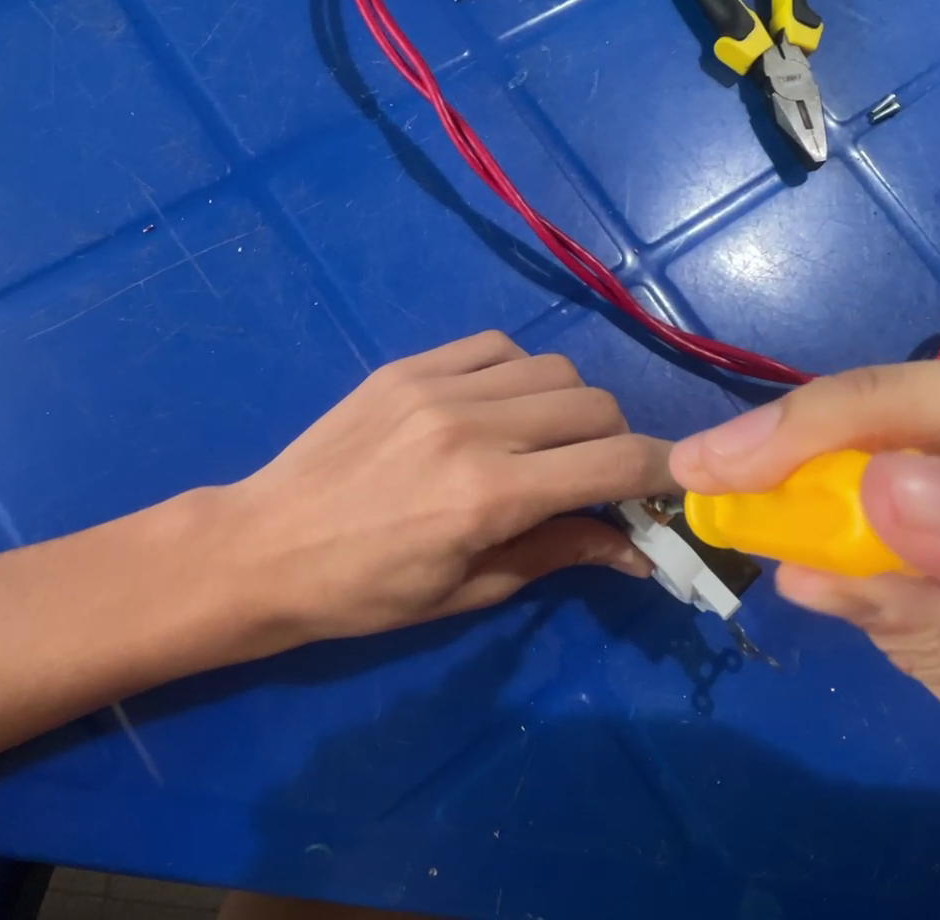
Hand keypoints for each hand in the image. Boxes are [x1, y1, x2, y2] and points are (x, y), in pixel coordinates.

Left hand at [221, 331, 668, 647]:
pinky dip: (521, 374)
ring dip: (572, 407)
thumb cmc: (364, 592)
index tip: (676, 484)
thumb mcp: (469, 590)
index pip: (615, 463)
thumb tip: (637, 551)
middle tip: (599, 477)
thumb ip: (558, 553)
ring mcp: (438, 385)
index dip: (663, 472)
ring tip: (546, 441)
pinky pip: (497, 347)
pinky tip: (502, 407)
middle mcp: (473, 426)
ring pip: (554, 368)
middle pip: (596, 405)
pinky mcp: (409, 365)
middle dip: (619, 442)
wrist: (263, 546)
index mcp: (490, 496)